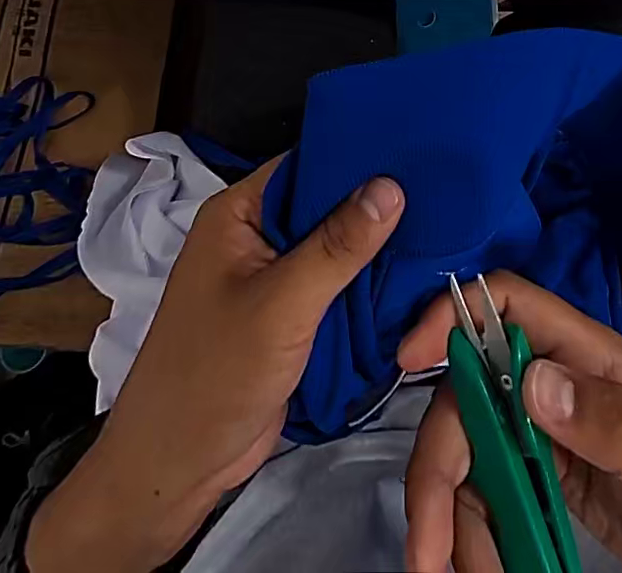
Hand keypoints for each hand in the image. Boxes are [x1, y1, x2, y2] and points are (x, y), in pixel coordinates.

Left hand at [27, 158, 405, 572]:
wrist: (178, 466)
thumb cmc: (215, 374)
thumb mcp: (280, 305)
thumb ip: (336, 246)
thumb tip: (391, 185)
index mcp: (239, 212)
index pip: (307, 164)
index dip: (359, 157)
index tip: (418, 154)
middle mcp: (257, 233)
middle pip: (326, 203)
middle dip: (376, 205)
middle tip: (443, 193)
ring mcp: (274, 274)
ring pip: (337, 244)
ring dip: (377, 246)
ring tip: (442, 226)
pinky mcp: (291, 310)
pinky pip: (337, 281)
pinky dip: (368, 280)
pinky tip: (414, 272)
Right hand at [396, 273, 621, 572]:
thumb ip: (617, 424)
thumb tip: (531, 378)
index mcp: (594, 359)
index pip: (510, 303)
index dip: (453, 313)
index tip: (408, 360)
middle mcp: (561, 383)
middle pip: (471, 391)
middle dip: (440, 461)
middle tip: (429, 546)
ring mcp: (548, 429)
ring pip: (469, 446)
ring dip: (451, 512)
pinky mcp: (542, 474)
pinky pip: (485, 488)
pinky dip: (471, 531)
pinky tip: (481, 570)